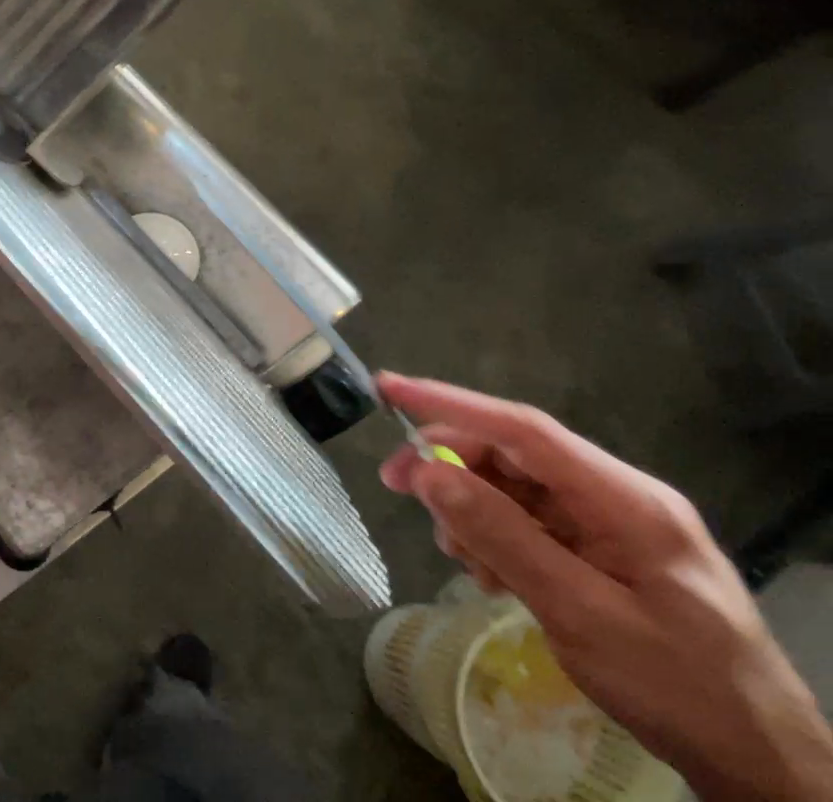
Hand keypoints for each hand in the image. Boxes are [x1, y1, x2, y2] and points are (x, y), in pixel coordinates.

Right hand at [377, 373, 832, 801]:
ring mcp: (609, 524)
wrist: (754, 752)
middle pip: (510, 455)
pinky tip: (492, 578)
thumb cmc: (676, 684)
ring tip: (468, 565)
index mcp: (626, 501)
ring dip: (470, 514)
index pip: (524, 430)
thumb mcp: (580, 612)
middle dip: (448, 467)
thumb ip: (503, 537)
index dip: (450, 404)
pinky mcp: (598, 551)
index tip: (387, 388)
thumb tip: (428, 473)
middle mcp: (616, 498)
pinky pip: (524, 522)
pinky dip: (491, 539)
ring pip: (509, 488)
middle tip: (395, 490)